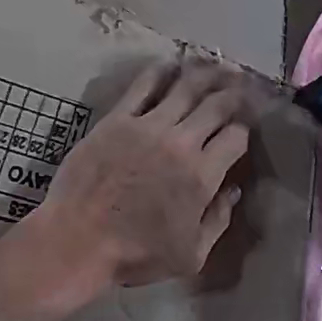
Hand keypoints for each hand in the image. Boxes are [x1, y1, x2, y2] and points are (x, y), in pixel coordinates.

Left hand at [25, 60, 250, 287]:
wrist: (75, 242)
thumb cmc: (134, 254)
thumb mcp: (191, 255)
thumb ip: (218, 220)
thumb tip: (233, 190)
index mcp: (202, 175)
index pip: (236, 136)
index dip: (246, 127)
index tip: (246, 124)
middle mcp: (181, 142)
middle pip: (217, 104)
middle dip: (236, 92)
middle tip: (243, 84)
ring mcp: (147, 126)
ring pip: (186, 86)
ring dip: (207, 73)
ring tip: (217, 66)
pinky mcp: (117, 119)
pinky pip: (144, 85)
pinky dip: (162, 71)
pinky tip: (173, 65)